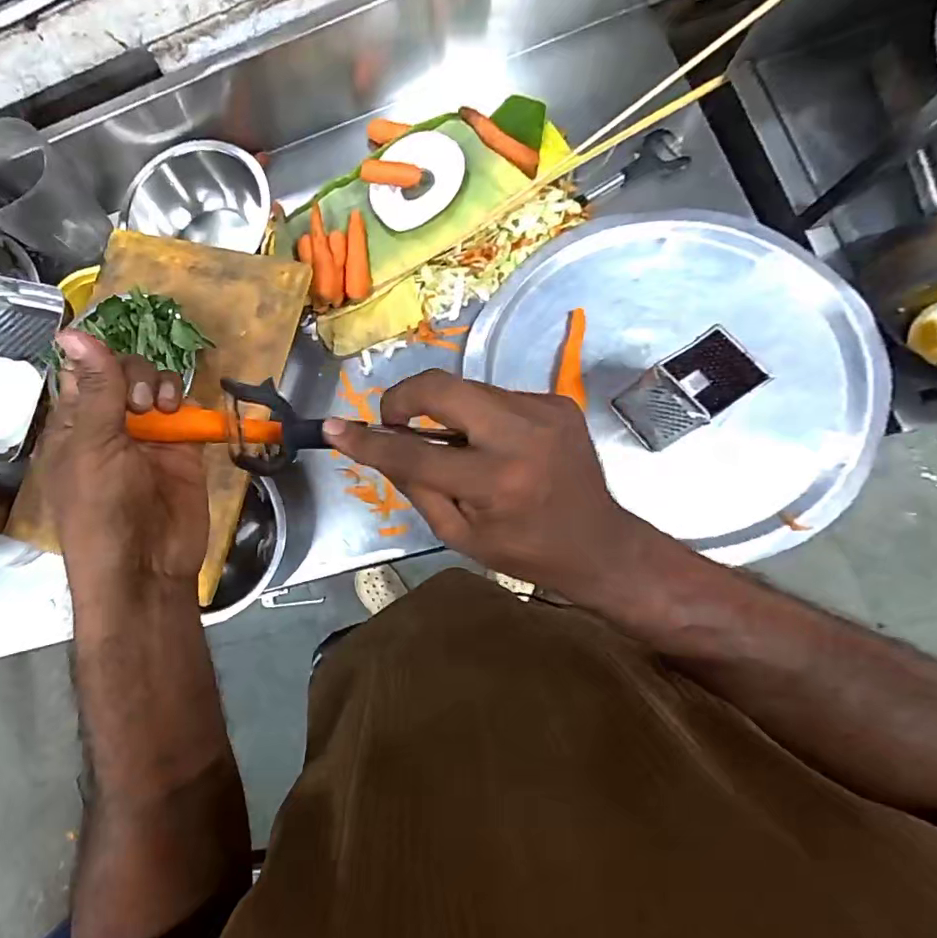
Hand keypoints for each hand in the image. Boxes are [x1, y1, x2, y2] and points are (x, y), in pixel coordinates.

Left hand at [41, 331, 207, 599]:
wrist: (147, 567)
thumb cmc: (103, 508)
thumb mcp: (91, 445)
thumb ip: (94, 387)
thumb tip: (70, 331)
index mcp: (73, 424)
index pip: (81, 372)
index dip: (94, 354)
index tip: (108, 349)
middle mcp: (109, 425)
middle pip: (121, 371)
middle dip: (130, 374)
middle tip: (136, 404)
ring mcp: (146, 435)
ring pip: (154, 384)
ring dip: (157, 384)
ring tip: (158, 409)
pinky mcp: (180, 447)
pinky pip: (184, 408)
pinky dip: (183, 401)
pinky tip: (176, 412)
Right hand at [323, 369, 667, 602]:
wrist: (601, 544)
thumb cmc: (524, 551)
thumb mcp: (459, 534)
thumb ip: (416, 486)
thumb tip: (382, 446)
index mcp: (496, 481)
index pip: (413, 452)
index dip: (368, 441)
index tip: (335, 429)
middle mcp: (522, 436)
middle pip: (440, 387)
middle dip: (403, 397)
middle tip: (393, 421)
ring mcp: (544, 411)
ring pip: (466, 388)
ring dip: (442, 410)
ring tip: (451, 444)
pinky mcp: (556, 401)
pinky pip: (493, 396)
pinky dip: (476, 414)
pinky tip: (489, 444)